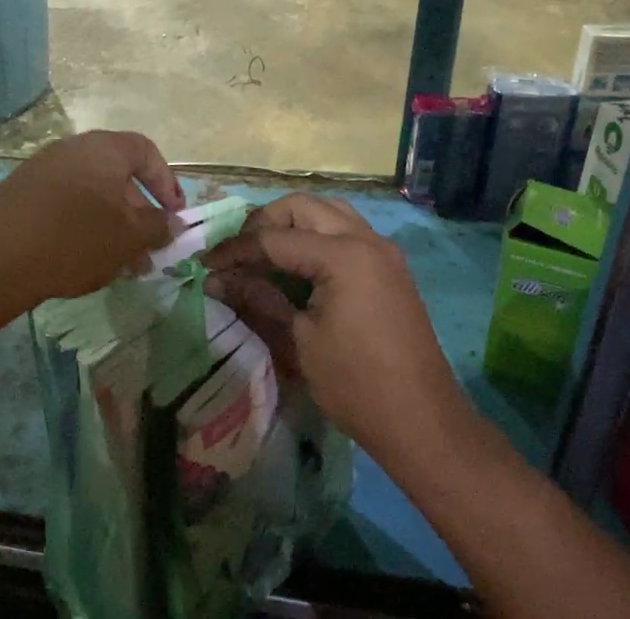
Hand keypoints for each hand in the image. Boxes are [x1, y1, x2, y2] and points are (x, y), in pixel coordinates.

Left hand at [0, 130, 184, 303]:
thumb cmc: (75, 239)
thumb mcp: (128, 238)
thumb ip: (157, 226)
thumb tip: (173, 221)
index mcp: (104, 149)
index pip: (146, 152)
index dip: (165, 182)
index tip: (174, 216)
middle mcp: (72, 149)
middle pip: (116, 175)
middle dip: (137, 214)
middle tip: (147, 252)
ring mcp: (41, 170)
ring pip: (89, 195)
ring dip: (110, 227)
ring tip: (119, 267)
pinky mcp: (19, 194)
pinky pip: (62, 205)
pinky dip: (80, 228)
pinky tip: (82, 263)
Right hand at [206, 194, 474, 455]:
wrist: (423, 422)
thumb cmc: (356, 385)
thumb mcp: (300, 341)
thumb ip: (260, 299)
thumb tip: (217, 280)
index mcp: (343, 256)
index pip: (275, 239)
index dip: (235, 250)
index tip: (205, 264)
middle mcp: (366, 240)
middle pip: (303, 208)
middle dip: (264, 223)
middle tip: (237, 253)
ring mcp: (384, 252)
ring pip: (329, 212)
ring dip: (293, 224)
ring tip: (265, 254)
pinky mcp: (390, 268)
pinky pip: (348, 232)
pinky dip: (318, 236)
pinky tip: (297, 266)